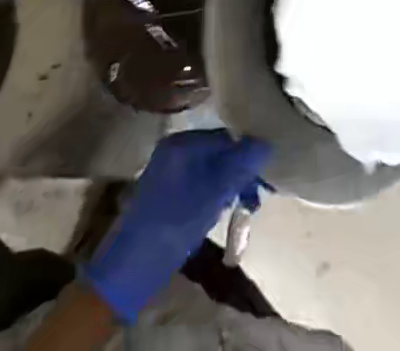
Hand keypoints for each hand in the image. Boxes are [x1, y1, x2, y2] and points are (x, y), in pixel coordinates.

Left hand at [82, 129, 271, 323]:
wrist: (133, 262)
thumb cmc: (174, 223)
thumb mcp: (213, 195)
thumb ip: (239, 167)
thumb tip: (265, 143)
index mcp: (181, 143)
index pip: (224, 137)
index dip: (246, 156)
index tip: (261, 180)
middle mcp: (172, 149)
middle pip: (216, 151)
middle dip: (237, 172)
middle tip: (254, 198)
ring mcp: (167, 168)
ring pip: (208, 167)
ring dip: (227, 184)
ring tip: (241, 206)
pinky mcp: (166, 188)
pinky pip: (197, 180)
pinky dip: (212, 192)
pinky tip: (220, 209)